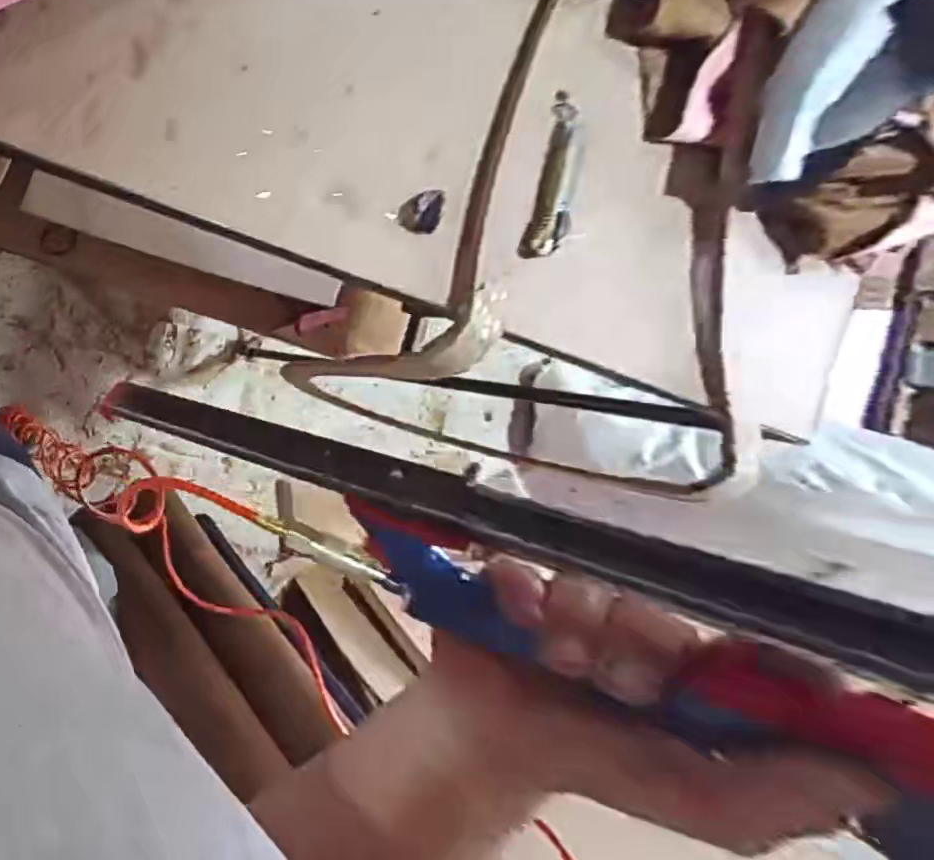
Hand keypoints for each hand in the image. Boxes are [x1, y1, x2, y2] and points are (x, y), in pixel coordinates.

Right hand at [417, 560, 896, 853]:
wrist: (491, 742)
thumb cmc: (594, 767)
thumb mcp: (703, 805)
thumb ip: (784, 798)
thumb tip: (880, 773)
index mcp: (697, 678)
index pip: (751, 646)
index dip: (760, 648)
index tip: (760, 660)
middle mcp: (639, 630)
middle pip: (659, 610)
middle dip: (642, 646)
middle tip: (620, 687)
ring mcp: (568, 601)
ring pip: (590, 584)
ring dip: (577, 624)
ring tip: (556, 662)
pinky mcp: (508, 582)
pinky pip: (520, 564)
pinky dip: (522, 589)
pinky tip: (519, 618)